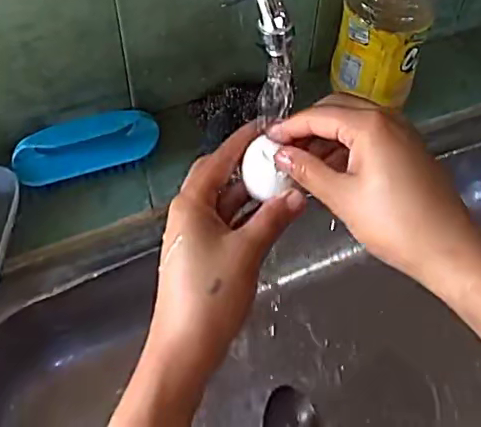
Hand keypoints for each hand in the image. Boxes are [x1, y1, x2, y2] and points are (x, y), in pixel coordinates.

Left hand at [112, 120, 304, 426]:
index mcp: (190, 202)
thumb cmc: (209, 297)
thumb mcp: (247, 252)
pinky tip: (269, 216)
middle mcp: (188, 212)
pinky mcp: (201, 254)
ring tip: (280, 183)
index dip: (242, 141)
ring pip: (224, 201)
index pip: (218, 159)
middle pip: (219, 177)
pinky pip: (225, 222)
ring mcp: (193, 234)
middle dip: (247, 166)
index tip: (264, 128)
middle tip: (275, 156)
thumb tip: (297, 195)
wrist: (183, 353)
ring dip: (249, 194)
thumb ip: (273, 219)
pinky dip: (245, 215)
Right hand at [266, 94, 480, 287]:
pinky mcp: (407, 145)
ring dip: (326, 134)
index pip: (318, 115)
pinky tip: (332, 166)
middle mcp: (386, 117)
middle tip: (284, 148)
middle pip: (335, 108)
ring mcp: (400, 129)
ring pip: (352, 119)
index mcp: (369, 124)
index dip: (290, 126)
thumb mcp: (343, 199)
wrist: (452, 250)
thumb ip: (308, 171)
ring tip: (303, 160)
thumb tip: (281, 154)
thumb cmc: (397, 226)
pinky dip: (346, 142)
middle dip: (307, 126)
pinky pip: (368, 132)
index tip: (268, 139)